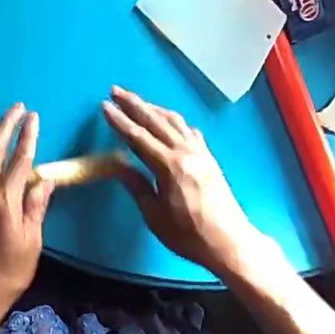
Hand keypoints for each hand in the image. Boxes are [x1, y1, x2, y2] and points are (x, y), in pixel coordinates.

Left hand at [0, 104, 53, 321]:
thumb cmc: (9, 271)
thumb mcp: (31, 242)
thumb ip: (35, 206)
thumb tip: (44, 178)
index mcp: (4, 201)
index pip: (19, 160)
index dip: (28, 136)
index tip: (34, 118)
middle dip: (6, 125)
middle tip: (17, 108)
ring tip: (0, 121)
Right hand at [102, 87, 266, 276]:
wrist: (229, 242)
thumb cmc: (188, 234)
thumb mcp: (154, 214)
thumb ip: (136, 185)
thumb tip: (117, 165)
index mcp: (169, 166)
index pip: (138, 137)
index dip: (119, 121)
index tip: (104, 106)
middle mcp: (186, 153)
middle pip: (156, 121)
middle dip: (134, 104)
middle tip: (116, 91)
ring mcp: (201, 154)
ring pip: (175, 122)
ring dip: (154, 108)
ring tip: (138, 101)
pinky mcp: (209, 159)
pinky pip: (190, 132)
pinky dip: (175, 122)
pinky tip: (170, 121)